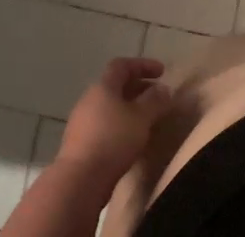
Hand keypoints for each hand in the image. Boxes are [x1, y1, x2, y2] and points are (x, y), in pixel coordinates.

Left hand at [56, 57, 172, 179]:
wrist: (80, 179)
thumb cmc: (113, 140)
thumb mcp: (141, 118)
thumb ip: (154, 101)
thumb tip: (164, 89)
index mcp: (103, 87)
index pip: (122, 65)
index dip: (143, 65)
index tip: (162, 72)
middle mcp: (89, 99)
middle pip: (115, 86)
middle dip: (138, 88)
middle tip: (157, 97)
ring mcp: (82, 121)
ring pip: (110, 106)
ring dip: (129, 108)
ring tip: (146, 119)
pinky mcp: (80, 142)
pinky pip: (104, 124)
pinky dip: (120, 124)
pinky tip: (130, 139)